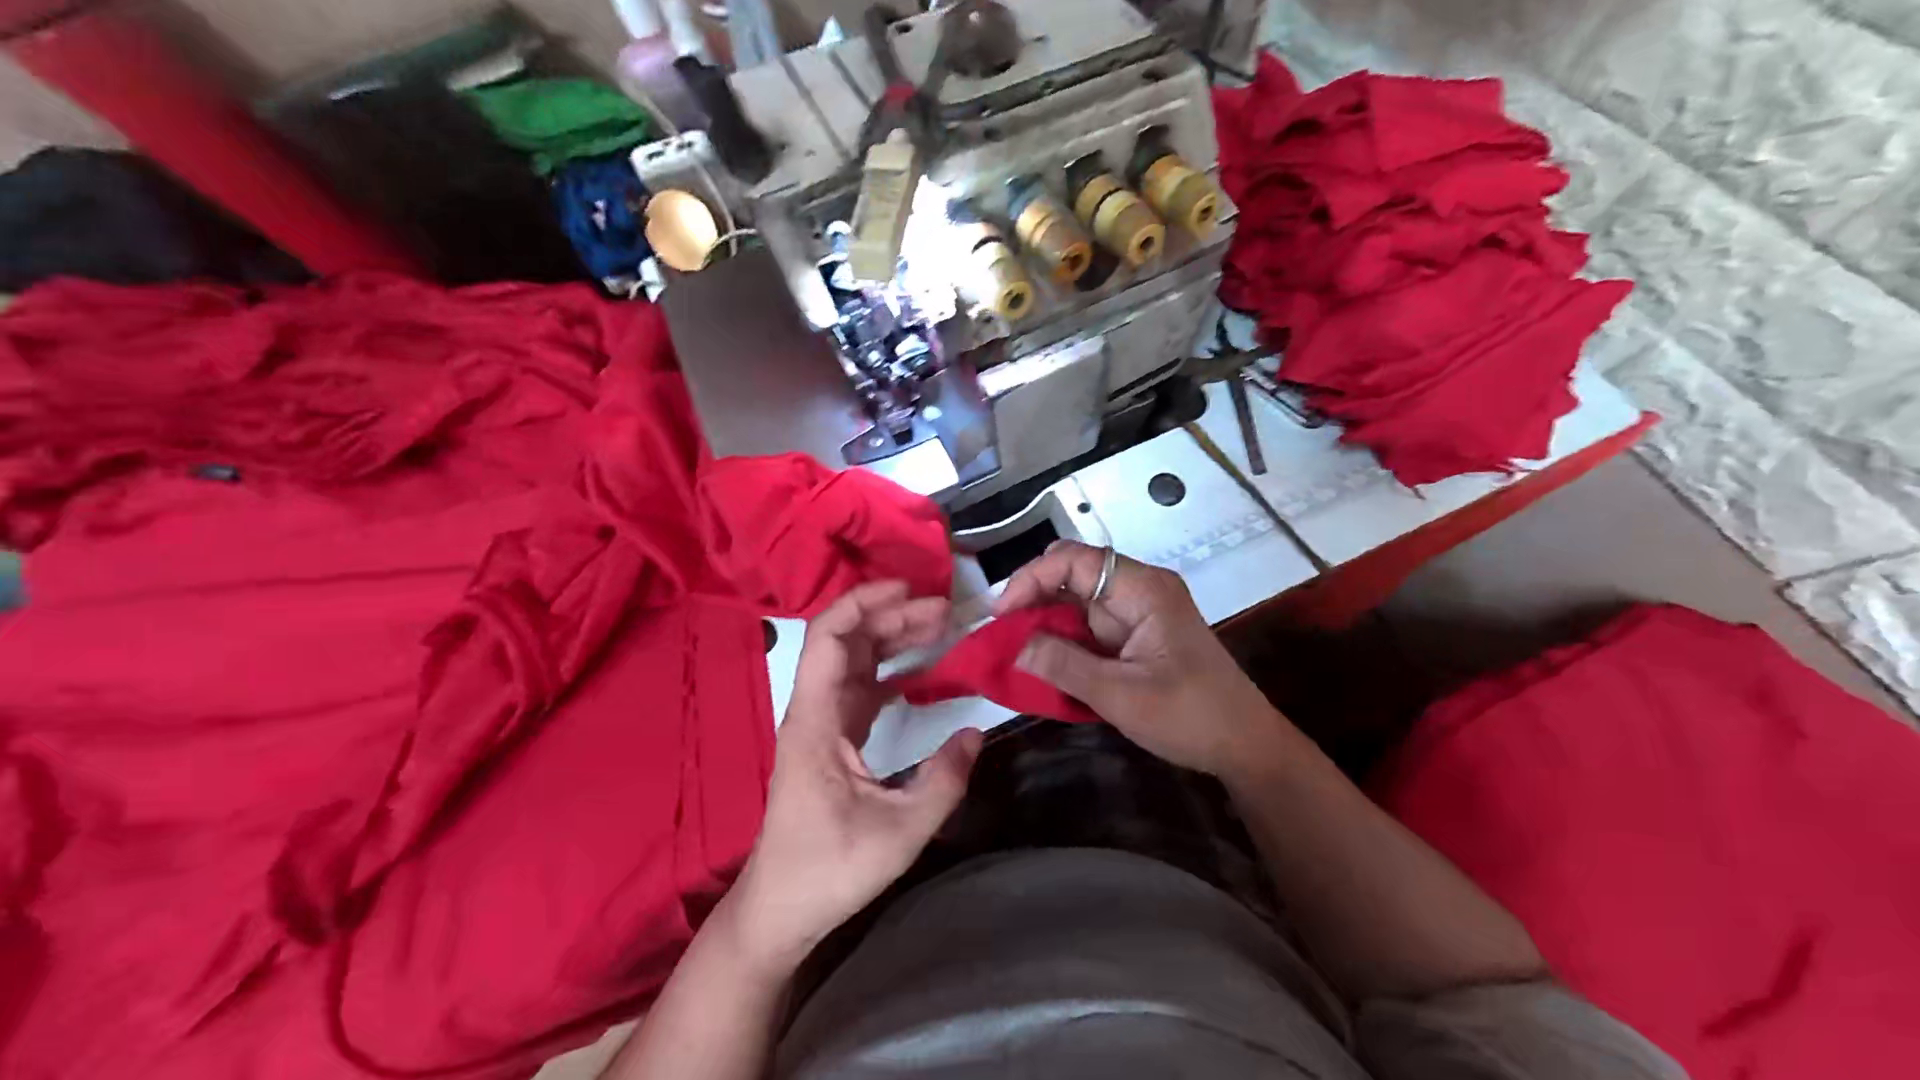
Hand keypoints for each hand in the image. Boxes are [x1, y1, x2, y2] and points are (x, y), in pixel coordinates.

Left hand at [724, 581, 981, 973]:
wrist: (780, 909)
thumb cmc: (829, 870)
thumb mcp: (899, 833)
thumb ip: (942, 781)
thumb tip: (976, 733)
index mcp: (815, 721)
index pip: (830, 638)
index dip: (864, 603)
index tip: (910, 590)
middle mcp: (813, 711)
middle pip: (846, 642)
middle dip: (892, 617)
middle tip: (944, 611)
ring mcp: (821, 725)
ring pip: (854, 662)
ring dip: (891, 640)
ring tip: (938, 629)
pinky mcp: (831, 741)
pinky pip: (860, 689)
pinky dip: (890, 671)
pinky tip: (920, 671)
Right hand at [997, 541, 1292, 779]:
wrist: (1246, 747)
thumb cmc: (1191, 717)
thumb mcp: (1121, 695)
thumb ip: (1063, 665)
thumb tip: (1011, 643)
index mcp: (1142, 589)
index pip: (1073, 560)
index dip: (1031, 578)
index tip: (1002, 616)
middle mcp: (1138, 590)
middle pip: (1072, 576)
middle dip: (1033, 602)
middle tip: (1003, 639)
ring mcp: (1137, 612)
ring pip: (1076, 603)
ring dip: (1045, 625)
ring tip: (1013, 654)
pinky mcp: (1135, 635)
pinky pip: (1088, 627)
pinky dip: (1063, 642)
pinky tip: (1042, 664)